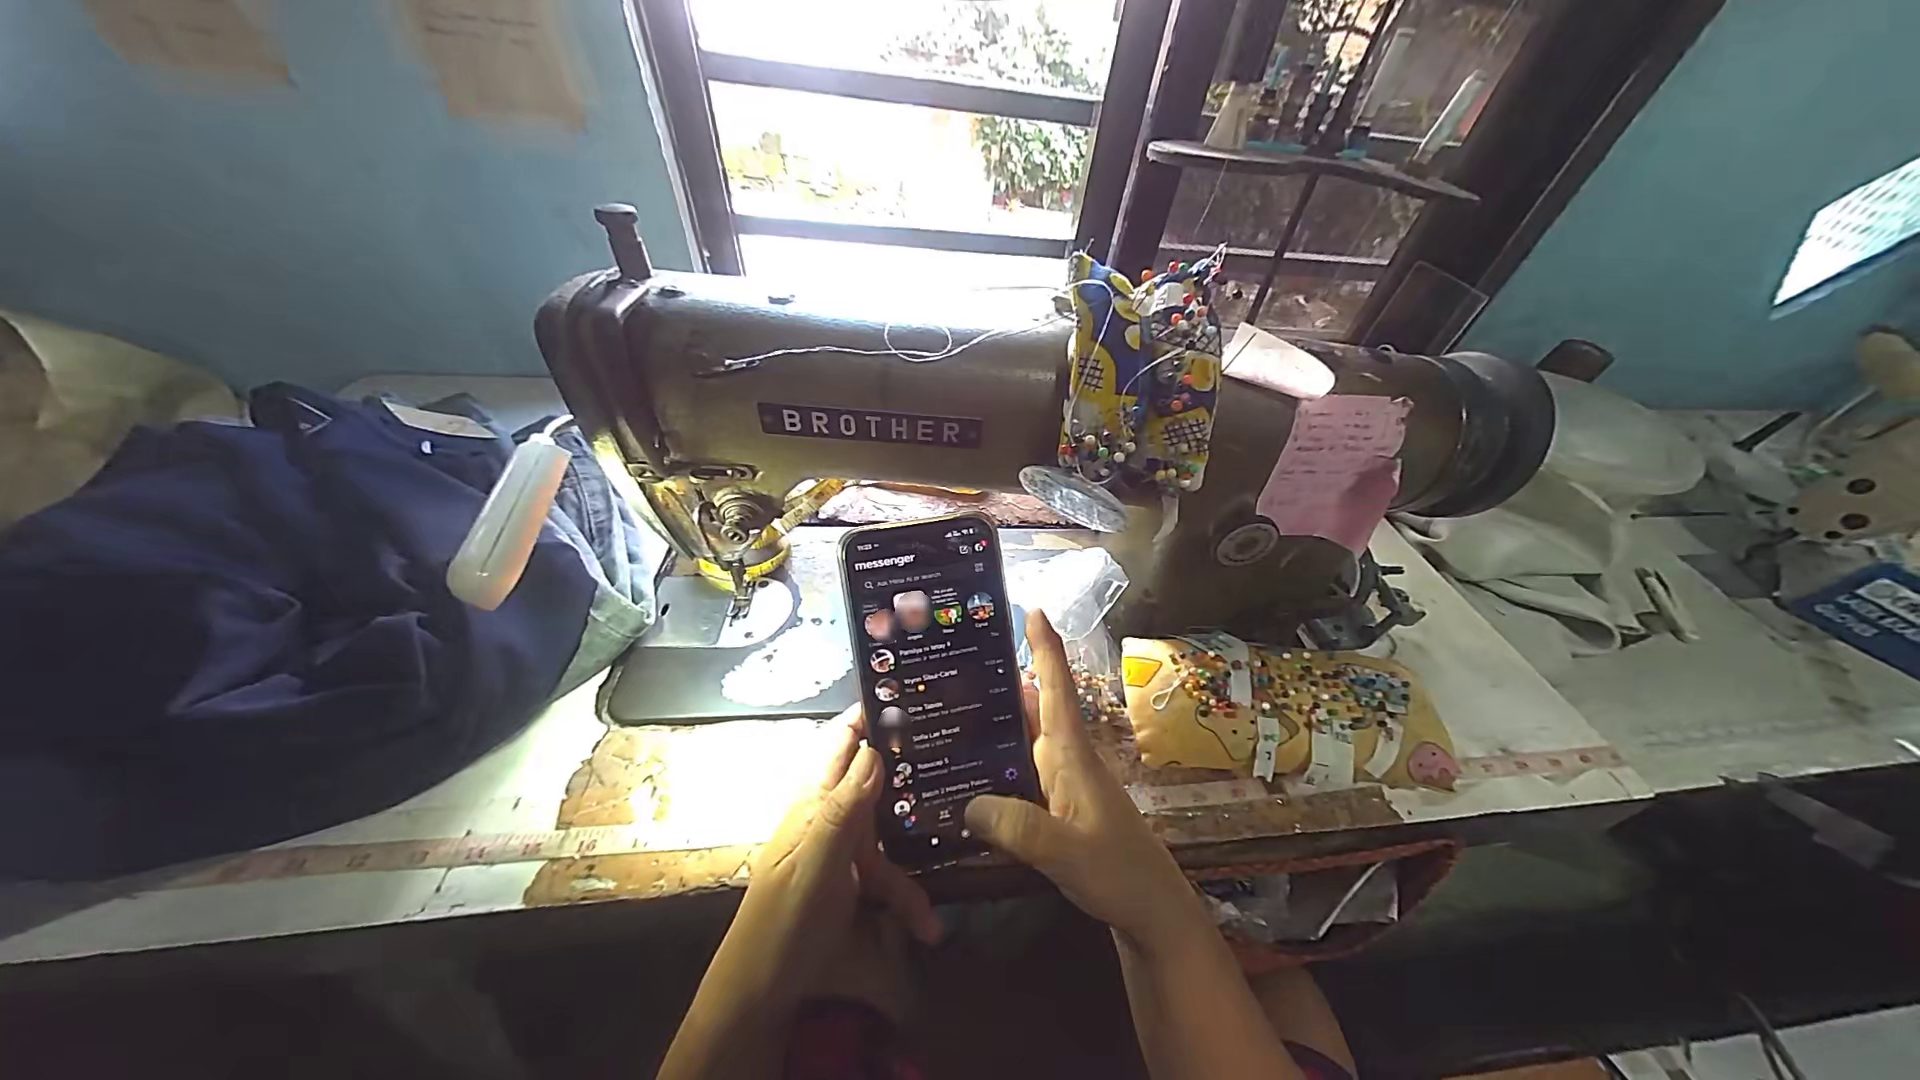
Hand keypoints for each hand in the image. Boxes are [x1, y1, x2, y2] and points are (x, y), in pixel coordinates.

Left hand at [730, 710, 940, 1002]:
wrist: (759, 995)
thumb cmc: (783, 922)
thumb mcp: (816, 865)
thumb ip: (844, 809)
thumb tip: (873, 749)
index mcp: (814, 800)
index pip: (840, 740)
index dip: (868, 714)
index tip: (911, 695)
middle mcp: (829, 815)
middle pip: (875, 782)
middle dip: (910, 776)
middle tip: (953, 759)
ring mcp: (841, 848)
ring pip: (888, 837)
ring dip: (913, 862)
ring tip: (945, 874)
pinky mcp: (850, 879)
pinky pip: (887, 877)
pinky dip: (908, 898)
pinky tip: (928, 926)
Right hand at [964, 611, 1204, 949]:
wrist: (1151, 912)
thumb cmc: (1119, 872)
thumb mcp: (1068, 852)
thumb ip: (1020, 829)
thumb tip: (967, 803)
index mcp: (1072, 754)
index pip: (1057, 689)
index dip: (1047, 648)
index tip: (1033, 610)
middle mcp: (1064, 759)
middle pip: (1034, 704)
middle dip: (1006, 673)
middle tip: (961, 655)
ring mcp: (1059, 782)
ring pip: (1024, 735)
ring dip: (998, 714)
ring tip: (952, 699)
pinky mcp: (1052, 806)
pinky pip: (1018, 768)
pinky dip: (996, 757)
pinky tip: (968, 766)